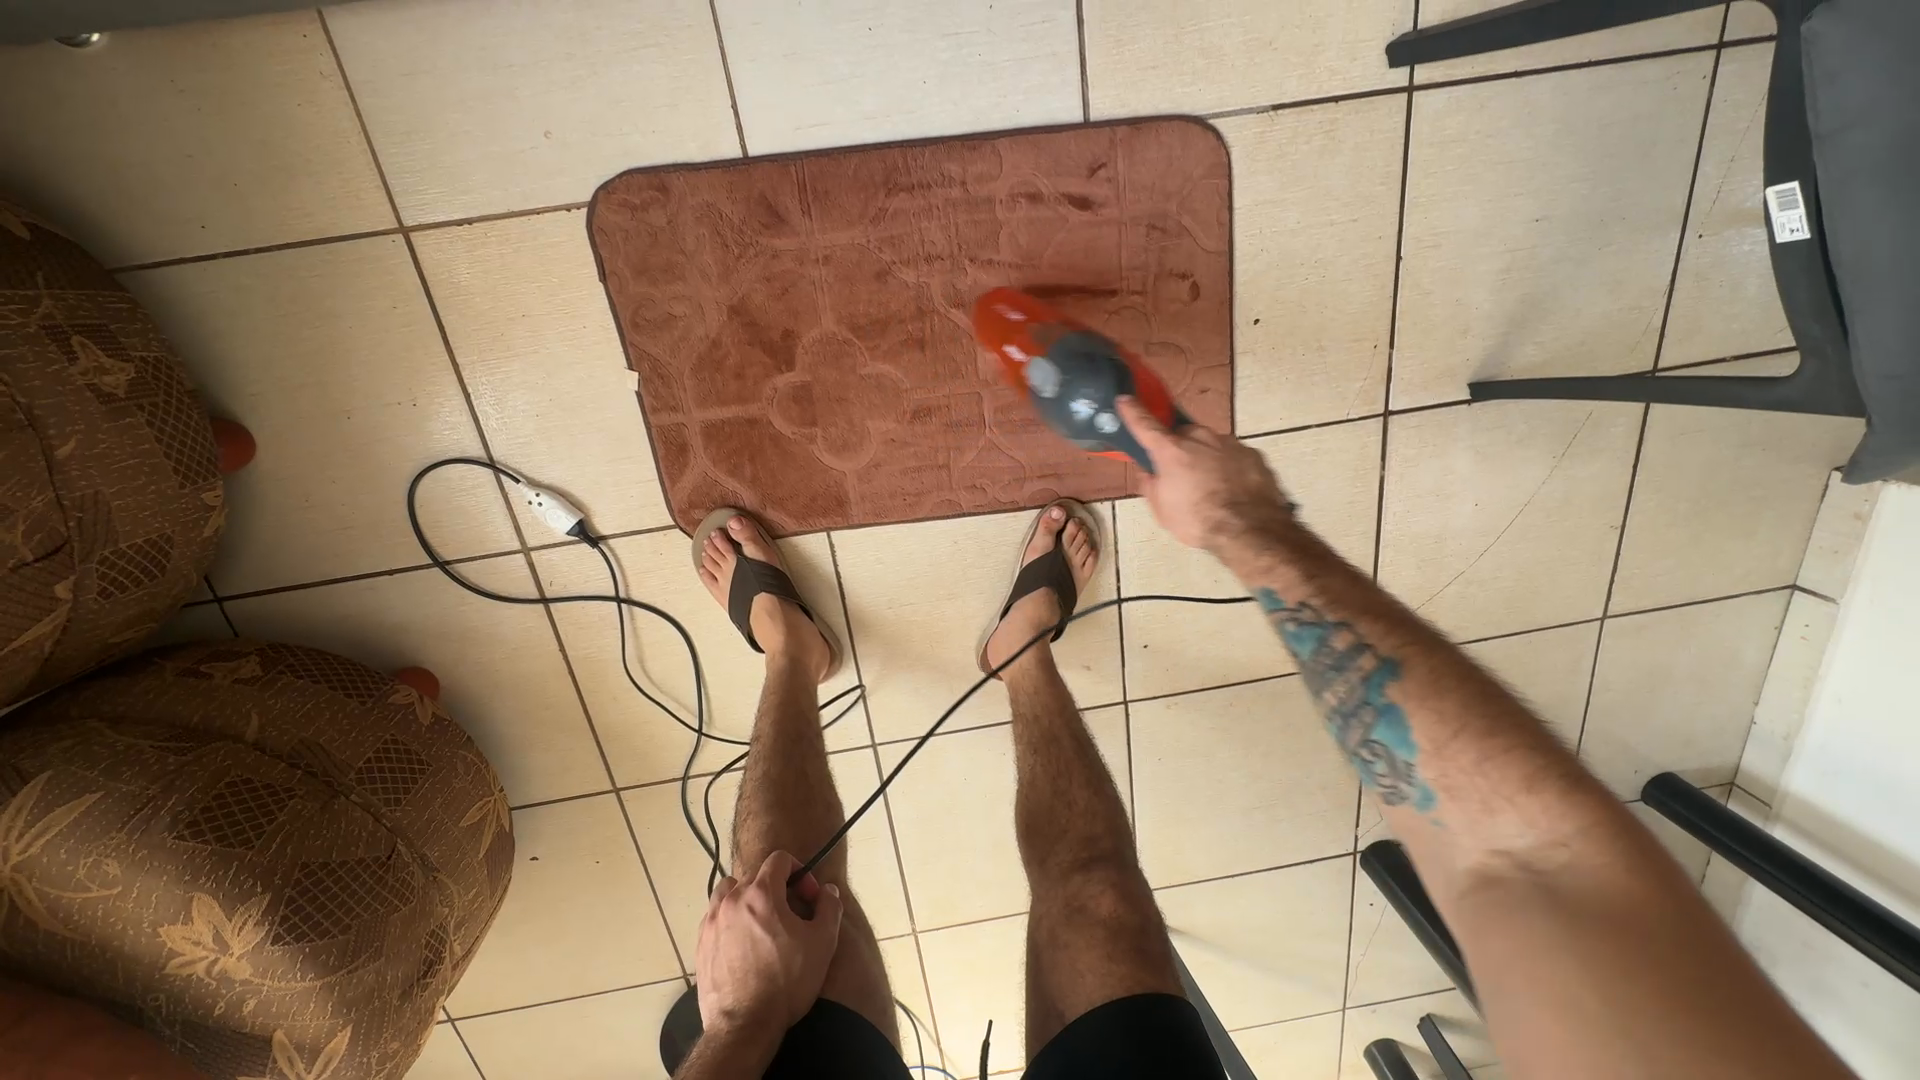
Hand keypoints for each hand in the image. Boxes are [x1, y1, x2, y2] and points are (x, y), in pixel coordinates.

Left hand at [695, 851, 844, 1037]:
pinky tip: (743, 943)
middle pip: (755, 875)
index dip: (800, 871)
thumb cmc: (786, 981)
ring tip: (762, 922)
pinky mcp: (701, 945)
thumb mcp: (822, 942)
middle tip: (791, 914)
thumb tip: (827, 890)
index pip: (779, 859)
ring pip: (729, 892)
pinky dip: (730, 919)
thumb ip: (829, 907)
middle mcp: (732, 900)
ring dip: (747, 897)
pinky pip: (716, 917)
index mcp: (761, 893)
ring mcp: (711, 922)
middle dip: (777, 887)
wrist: (744, 1026)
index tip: (809, 897)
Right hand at [1116, 396, 1296, 554]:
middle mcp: (1201, 438)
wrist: (1250, 530)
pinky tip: (1233, 489)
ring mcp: (1230, 443)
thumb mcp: (1162, 510)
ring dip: (1206, 457)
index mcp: (1172, 451)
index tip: (1124, 399)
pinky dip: (1229, 467)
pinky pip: (1234, 456)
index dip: (1133, 411)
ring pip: (1211, 444)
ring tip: (1211, 486)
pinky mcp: (1254, 454)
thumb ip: (1151, 485)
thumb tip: (1148, 471)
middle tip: (1180, 472)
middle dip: (1179, 448)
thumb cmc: (1198, 520)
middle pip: (1183, 435)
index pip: (1145, 425)